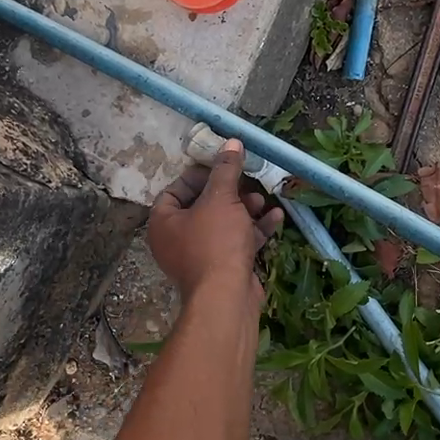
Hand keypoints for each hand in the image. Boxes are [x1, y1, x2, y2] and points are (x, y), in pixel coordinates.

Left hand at [146, 138, 283, 302]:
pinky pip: (237, 242)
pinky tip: (276, 218)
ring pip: (223, 224)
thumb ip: (226, 169)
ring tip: (262, 200)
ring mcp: (201, 256)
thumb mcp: (221, 198)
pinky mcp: (224, 268)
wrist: (227, 297)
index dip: (198, 175)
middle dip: (229, 192)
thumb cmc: (215, 242)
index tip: (220, 166)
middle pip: (203, 206)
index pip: (175, 190)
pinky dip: (254, 229)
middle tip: (247, 181)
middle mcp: (177, 239)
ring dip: (245, 209)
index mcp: (163, 222)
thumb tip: (232, 142)